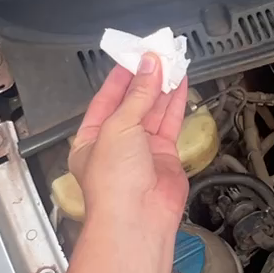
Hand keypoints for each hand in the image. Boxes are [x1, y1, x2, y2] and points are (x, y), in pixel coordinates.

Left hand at [67, 54, 189, 234]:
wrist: (137, 218)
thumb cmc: (113, 183)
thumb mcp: (118, 127)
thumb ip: (137, 95)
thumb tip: (150, 68)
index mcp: (91, 138)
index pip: (106, 98)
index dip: (121, 76)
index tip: (135, 55)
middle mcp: (116, 143)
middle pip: (132, 102)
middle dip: (146, 79)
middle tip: (158, 54)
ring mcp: (141, 149)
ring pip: (154, 109)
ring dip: (163, 87)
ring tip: (173, 63)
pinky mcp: (164, 154)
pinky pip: (170, 122)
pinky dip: (176, 102)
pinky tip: (181, 84)